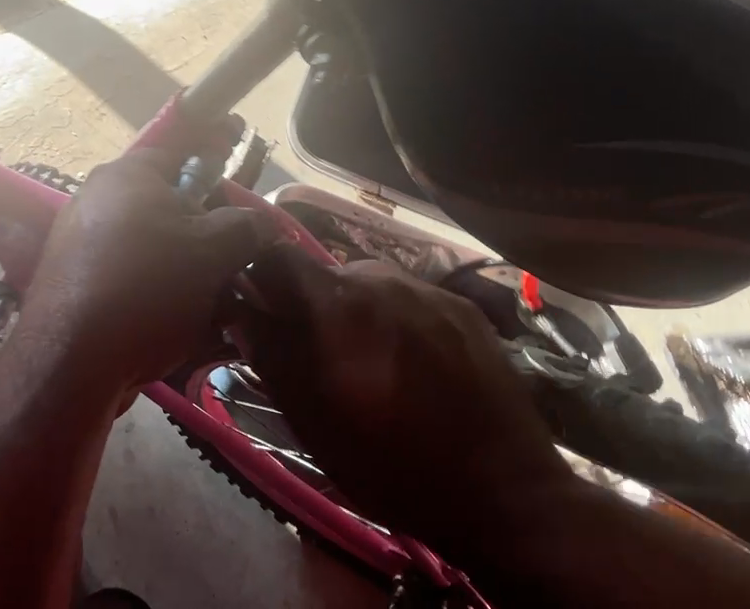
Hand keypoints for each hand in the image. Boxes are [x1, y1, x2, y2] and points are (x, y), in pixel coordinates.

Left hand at [18, 149, 276, 393]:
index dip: (216, 157)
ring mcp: (83, 242)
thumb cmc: (149, 288)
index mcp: (127, 175)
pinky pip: (133, 278)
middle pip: (170, 205)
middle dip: (209, 235)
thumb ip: (246, 227)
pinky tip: (185, 330)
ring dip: (191, 273)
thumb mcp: (214, 252)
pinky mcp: (78, 283)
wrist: (73, 360)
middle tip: (237, 266)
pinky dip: (162, 296)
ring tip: (218, 310)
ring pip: (155, 248)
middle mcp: (98, 199)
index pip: (180, 149)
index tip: (239, 173)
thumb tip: (263, 223)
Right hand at [240, 254, 578, 554]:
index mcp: (335, 303)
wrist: (505, 495)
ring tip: (375, 365)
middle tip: (323, 357)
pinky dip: (400, 321)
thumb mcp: (310, 418)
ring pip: (370, 286)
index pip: (276, 254)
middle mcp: (380, 279)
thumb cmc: (390, 463)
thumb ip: (270, 353)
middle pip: (325, 274)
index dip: (262, 278)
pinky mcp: (464, 308)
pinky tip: (418, 369)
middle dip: (314, 306)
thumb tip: (244, 309)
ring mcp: (428, 290)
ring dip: (359, 313)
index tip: (264, 313)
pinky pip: (412, 299)